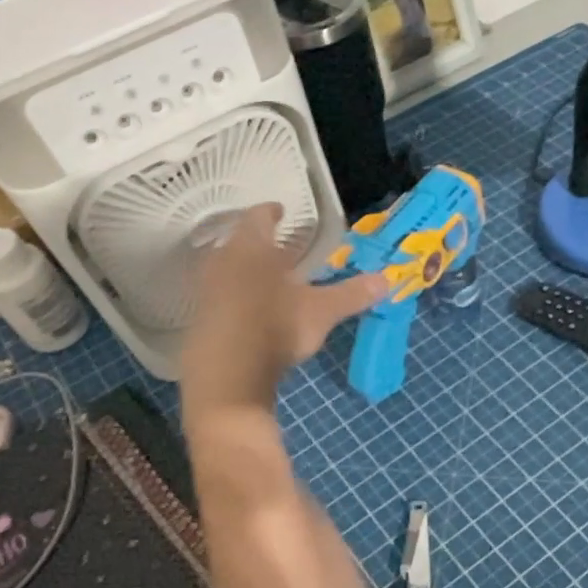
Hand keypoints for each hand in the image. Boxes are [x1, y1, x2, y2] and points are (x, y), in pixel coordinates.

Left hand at [181, 203, 388, 419]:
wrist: (226, 376)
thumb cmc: (275, 329)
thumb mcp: (321, 312)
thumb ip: (351, 294)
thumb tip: (386, 280)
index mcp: (251, 247)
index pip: (259, 217)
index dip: (272, 212)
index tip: (281, 211)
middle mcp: (223, 260)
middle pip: (240, 241)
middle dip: (261, 243)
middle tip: (280, 248)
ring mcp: (206, 289)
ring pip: (228, 268)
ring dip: (248, 270)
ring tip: (270, 279)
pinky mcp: (201, 317)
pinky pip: (221, 295)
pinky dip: (238, 295)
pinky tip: (253, 310)